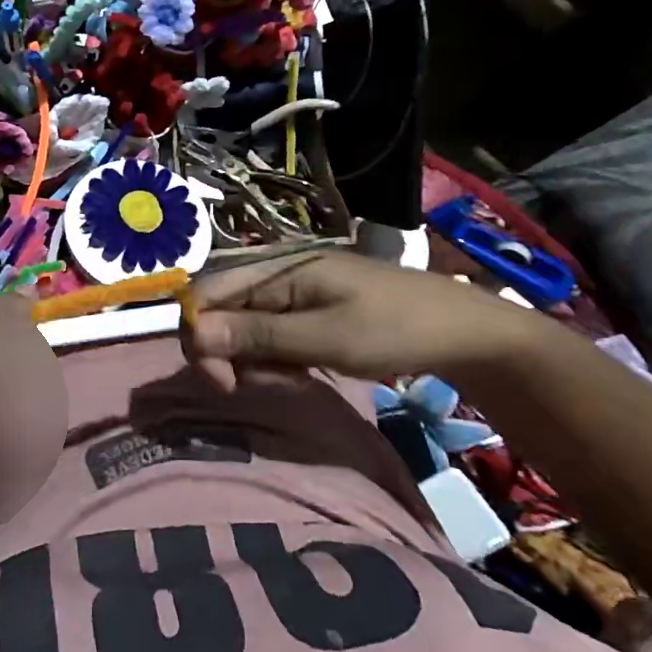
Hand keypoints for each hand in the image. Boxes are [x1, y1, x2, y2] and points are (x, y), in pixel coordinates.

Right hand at [184, 250, 549, 389]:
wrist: (459, 331)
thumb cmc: (392, 328)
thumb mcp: (323, 337)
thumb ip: (257, 335)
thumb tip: (193, 331)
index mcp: (277, 267)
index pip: (207, 293)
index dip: (200, 336)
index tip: (224, 382)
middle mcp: (276, 272)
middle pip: (222, 311)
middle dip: (231, 354)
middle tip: (265, 385)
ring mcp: (292, 291)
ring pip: (244, 328)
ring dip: (256, 361)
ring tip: (296, 377)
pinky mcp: (306, 310)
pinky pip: (270, 334)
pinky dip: (277, 359)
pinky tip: (302, 372)